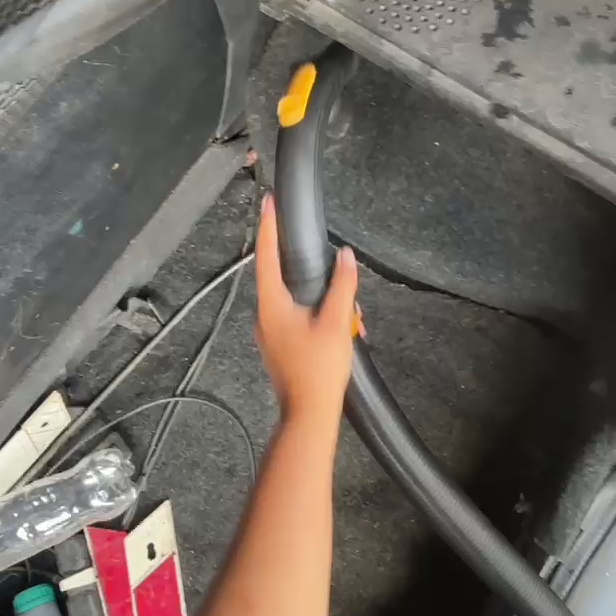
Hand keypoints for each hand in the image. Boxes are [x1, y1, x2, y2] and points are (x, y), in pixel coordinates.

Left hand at [253, 193, 359, 423]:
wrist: (309, 414)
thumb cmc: (319, 368)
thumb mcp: (336, 323)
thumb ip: (341, 286)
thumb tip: (346, 256)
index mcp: (271, 304)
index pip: (266, 256)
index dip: (268, 226)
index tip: (268, 201)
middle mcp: (264, 315)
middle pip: (283, 277)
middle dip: (312, 270)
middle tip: (334, 265)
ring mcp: (270, 331)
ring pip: (295, 299)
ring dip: (323, 298)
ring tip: (350, 315)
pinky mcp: (280, 344)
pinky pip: (298, 316)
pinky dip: (319, 313)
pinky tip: (343, 326)